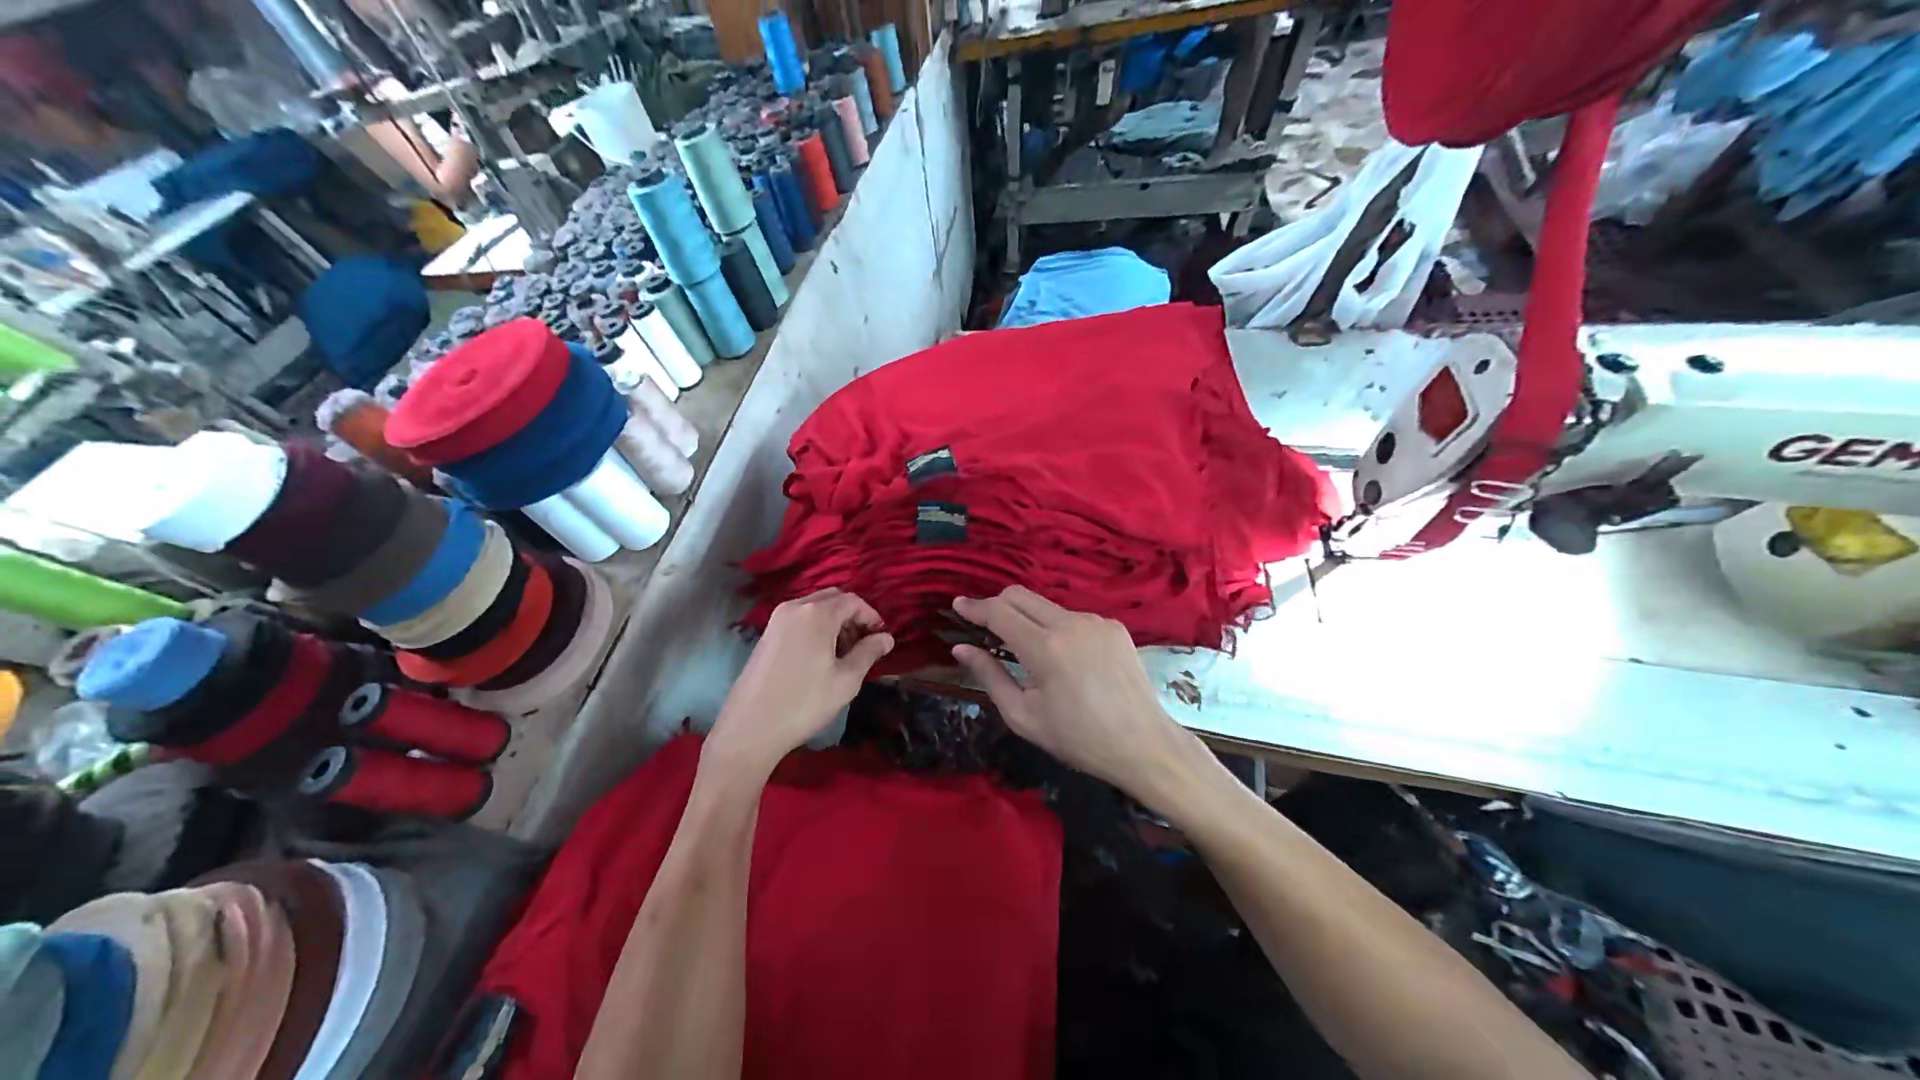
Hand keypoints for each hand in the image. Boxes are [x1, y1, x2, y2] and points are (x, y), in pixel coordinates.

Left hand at [707, 589, 893, 776]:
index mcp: (816, 614)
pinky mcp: (765, 635)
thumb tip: (886, 638)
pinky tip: (820, 658)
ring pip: (814, 609)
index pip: (852, 601)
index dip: (871, 616)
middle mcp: (794, 608)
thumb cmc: (804, 703)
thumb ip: (868, 652)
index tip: (881, 638)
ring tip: (843, 654)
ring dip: (834, 623)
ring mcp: (776, 620)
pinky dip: (815, 629)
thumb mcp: (846, 680)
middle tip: (864, 644)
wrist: (750, 728)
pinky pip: (799, 620)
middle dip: (852, 616)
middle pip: (832, 599)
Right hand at [950, 587, 1205, 807]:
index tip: (957, 606)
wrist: (1144, 745)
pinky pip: (1074, 618)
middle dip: (997, 605)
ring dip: (1028, 618)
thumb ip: (990, 677)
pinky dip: (1058, 629)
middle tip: (983, 624)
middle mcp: (1071, 623)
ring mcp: (1096, 622)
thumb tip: (961, 649)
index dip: (975, 607)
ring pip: (1048, 606)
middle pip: (1021, 596)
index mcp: (1045, 648)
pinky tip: (1064, 659)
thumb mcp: (1024, 716)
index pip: (999, 612)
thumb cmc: (1078, 738)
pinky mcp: (1114, 627)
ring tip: (1027, 651)